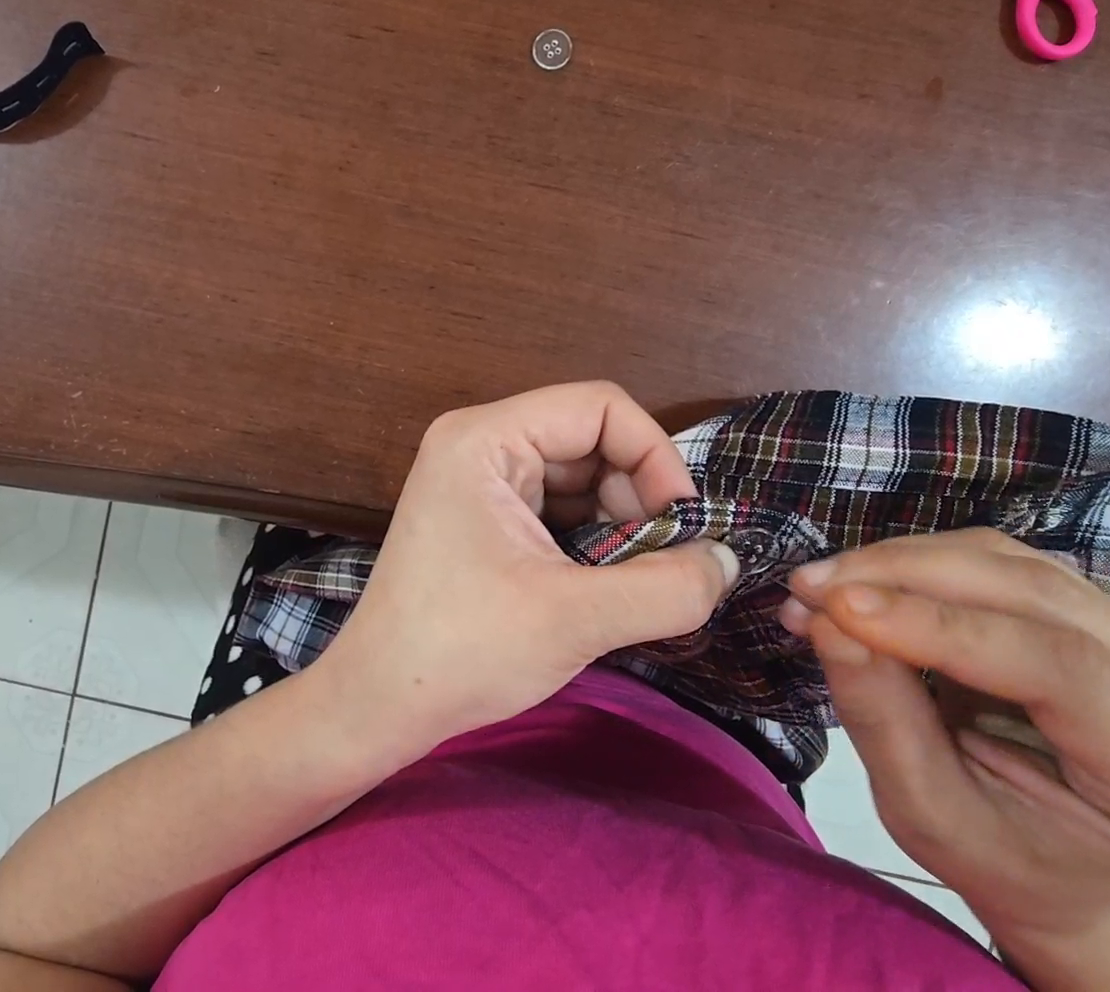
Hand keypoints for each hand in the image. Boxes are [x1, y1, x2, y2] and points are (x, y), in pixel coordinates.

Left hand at [310, 382, 738, 757]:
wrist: (379, 701)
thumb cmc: (463, 651)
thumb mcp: (576, 619)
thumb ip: (667, 588)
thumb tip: (730, 562)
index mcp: (484, 440)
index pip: (600, 407)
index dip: (655, 458)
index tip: (683, 527)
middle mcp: (476, 446)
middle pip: (589, 439)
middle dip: (637, 498)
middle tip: (659, 563)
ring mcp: (474, 483)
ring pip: (577, 478)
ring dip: (617, 524)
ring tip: (630, 581)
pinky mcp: (479, 520)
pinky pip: (553, 509)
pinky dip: (590, 540)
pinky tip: (600, 583)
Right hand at [781, 529, 1109, 943]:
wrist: (1060, 870)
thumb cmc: (997, 862)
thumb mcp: (927, 813)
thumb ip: (882, 717)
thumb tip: (826, 622)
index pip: (1065, 671)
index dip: (940, 625)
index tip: (832, 606)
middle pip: (1043, 598)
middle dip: (908, 575)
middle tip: (807, 583)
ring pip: (1023, 568)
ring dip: (908, 563)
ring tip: (821, 583)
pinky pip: (1012, 568)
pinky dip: (924, 566)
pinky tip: (864, 583)